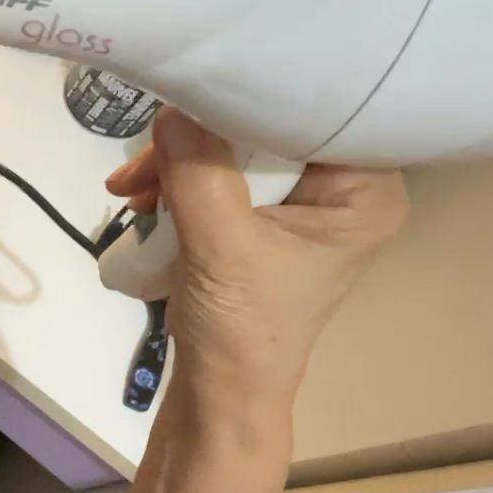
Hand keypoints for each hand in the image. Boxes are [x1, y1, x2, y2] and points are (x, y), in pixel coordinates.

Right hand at [106, 112, 408, 397]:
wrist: (219, 387)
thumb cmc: (240, 325)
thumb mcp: (219, 246)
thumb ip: (196, 175)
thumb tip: (170, 109)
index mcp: (364, 192)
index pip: (314, 117)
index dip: (250, 106)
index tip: (191, 106)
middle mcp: (341, 192)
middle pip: (265, 135)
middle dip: (196, 145)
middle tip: (138, 169)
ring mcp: (297, 209)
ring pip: (233, 158)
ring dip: (175, 168)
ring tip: (128, 192)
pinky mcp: (259, 224)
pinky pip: (219, 183)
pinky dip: (178, 188)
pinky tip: (143, 203)